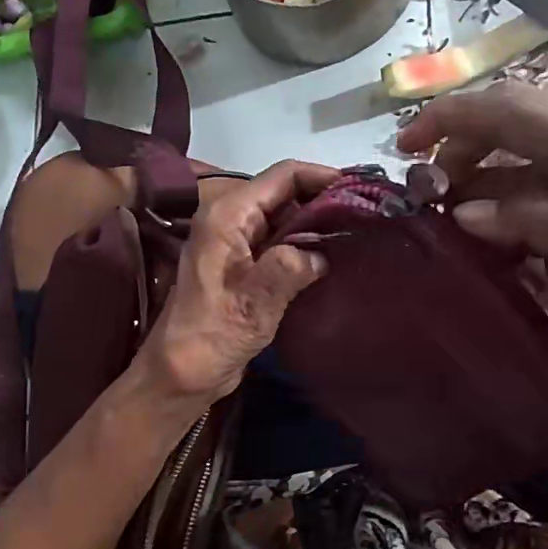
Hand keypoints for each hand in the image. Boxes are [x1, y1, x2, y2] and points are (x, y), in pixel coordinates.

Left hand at [132, 160, 337, 404]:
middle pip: (286, 193)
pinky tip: (335, 258)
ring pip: (285, 217)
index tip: (361, 189)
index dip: (322, 175)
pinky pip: (281, 242)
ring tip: (359, 233)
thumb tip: (322, 253)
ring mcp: (237, 242)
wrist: (180, 373)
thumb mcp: (251, 305)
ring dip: (318, 223)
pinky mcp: (245, 265)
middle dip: (325, 199)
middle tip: (367, 215)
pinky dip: (306, 245)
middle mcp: (231, 220)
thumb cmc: (210, 336)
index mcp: (227, 216)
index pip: (282, 175)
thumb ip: (287, 269)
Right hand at [397, 83, 547, 395]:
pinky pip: (517, 186)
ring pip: (508, 155)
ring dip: (466, 176)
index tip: (406, 143)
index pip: (524, 112)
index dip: (457, 118)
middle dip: (457, 145)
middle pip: (513, 121)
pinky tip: (466, 225)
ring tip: (436, 211)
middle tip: (422, 189)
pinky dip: (483, 200)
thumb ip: (538, 221)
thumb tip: (464, 208)